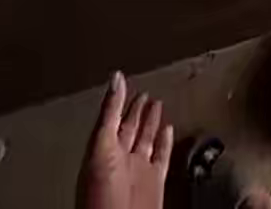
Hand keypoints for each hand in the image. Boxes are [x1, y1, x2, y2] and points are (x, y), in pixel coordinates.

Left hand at [77, 72, 171, 208]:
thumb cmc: (101, 194)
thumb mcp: (101, 145)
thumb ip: (109, 112)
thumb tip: (116, 76)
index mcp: (104, 147)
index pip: (113, 116)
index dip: (120, 99)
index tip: (127, 80)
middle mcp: (121, 157)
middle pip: (131, 127)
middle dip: (137, 110)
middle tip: (145, 91)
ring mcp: (139, 170)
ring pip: (147, 140)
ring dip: (152, 123)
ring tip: (158, 103)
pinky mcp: (155, 183)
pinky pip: (162, 158)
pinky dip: (166, 144)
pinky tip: (169, 130)